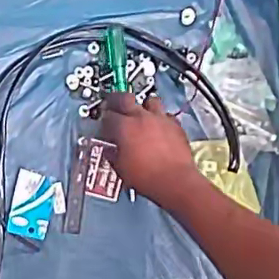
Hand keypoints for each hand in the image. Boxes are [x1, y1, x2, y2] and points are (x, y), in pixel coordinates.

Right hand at [98, 92, 202, 207]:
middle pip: (126, 98)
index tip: (103, 123)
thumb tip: (110, 151)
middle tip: (115, 104)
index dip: (103, 119)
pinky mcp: (175, 125)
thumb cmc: (148, 177)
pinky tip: (158, 127)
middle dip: (118, 100)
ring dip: (143, 105)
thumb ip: (113, 154)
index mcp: (124, 127)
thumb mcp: (120, 168)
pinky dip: (160, 119)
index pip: (108, 115)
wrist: (174, 181)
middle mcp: (142, 117)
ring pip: (150, 101)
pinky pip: (166, 115)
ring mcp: (160, 119)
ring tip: (141, 113)